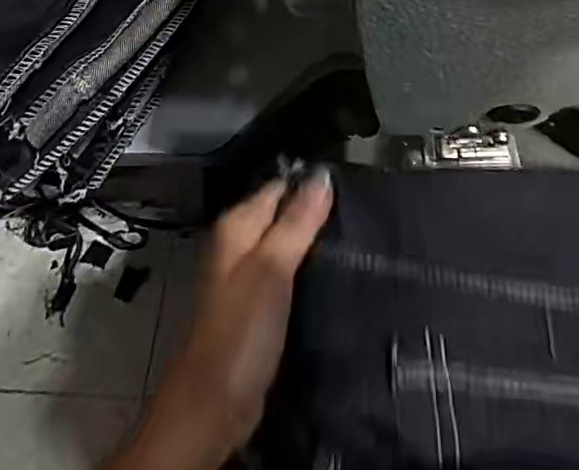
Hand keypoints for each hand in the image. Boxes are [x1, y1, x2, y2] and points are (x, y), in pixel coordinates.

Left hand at [111, 170, 333, 469]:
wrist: (215, 404)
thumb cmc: (241, 331)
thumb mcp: (272, 267)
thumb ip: (297, 221)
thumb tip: (323, 175)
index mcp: (237, 226)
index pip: (281, 186)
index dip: (313, 183)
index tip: (352, 185)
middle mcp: (240, 244)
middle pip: (286, 212)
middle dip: (319, 212)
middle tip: (362, 212)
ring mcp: (249, 275)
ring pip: (290, 242)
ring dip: (317, 241)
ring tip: (358, 237)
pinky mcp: (260, 303)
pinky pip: (291, 271)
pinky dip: (310, 268)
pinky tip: (336, 271)